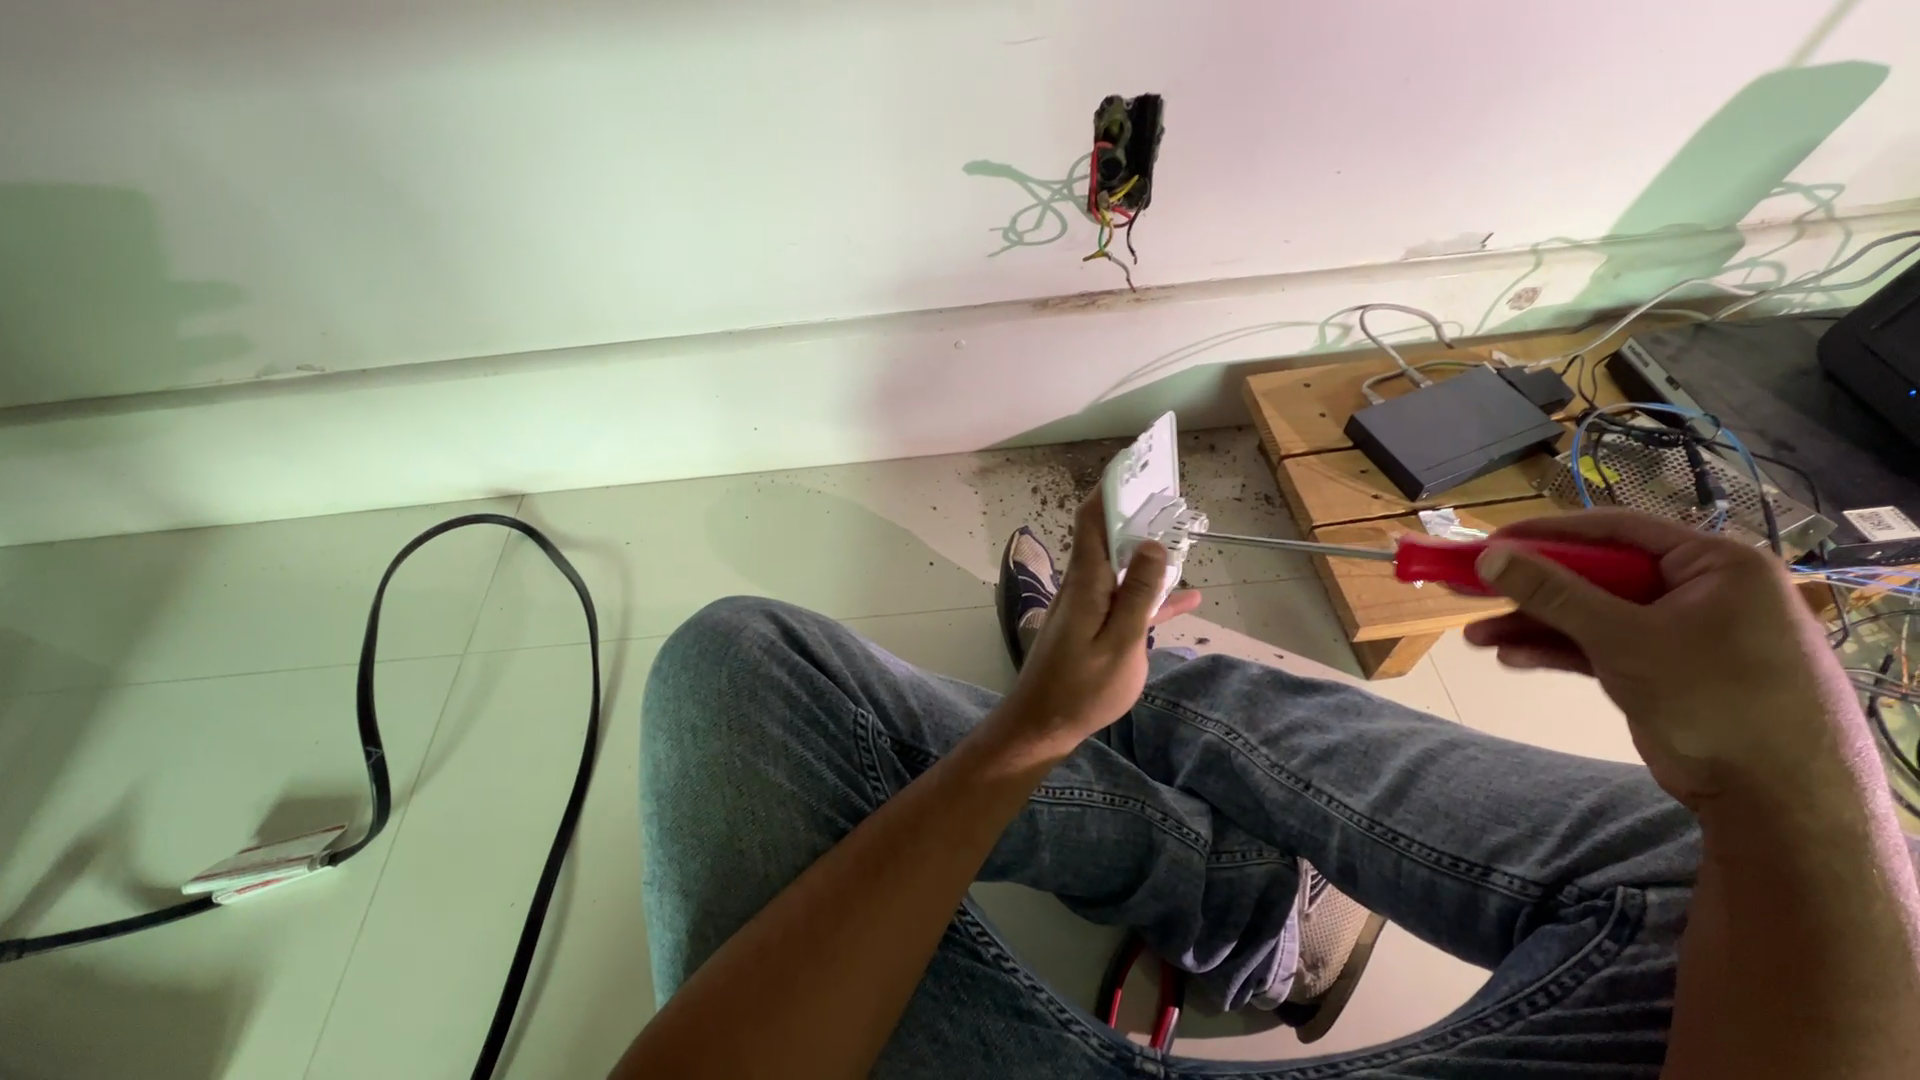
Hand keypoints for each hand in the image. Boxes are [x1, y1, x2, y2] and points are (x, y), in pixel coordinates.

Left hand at [995, 493, 1201, 755]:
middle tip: (1173, 497)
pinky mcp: (1095, 627)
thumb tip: (1152, 544)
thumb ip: (1138, 595)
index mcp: (1086, 582)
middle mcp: (1084, 585)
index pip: (1093, 519)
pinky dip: (1152, 595)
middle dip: (1138, 514)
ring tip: (1186, 535)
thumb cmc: (1081, 690)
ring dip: (1149, 551)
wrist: (1043, 726)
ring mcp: (1089, 606)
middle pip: (1108, 537)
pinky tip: (1188, 598)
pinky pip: (1127, 601)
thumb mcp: (1120, 645)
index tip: (1136, 465)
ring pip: (1122, 567)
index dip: (1112, 489)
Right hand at [1464, 510, 1862, 809]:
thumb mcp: (1622, 637)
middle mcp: (1701, 591)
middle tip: (1471, 590)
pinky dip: (1558, 651)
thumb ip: (1553, 593)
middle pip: (1597, 576)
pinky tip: (1511, 658)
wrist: (1779, 800)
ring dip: (1534, 626)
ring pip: (1592, 616)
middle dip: (1531, 591)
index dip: (1548, 534)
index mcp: (1714, 565)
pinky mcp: (1665, 672)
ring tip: (1474, 636)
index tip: (1490, 542)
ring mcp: (1683, 634)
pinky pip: (1602, 648)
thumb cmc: (1713, 697)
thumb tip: (1489, 557)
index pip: (1616, 530)